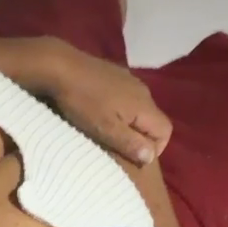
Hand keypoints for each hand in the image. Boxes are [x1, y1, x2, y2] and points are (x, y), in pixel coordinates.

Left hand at [45, 45, 171, 164]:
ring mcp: (130, 81)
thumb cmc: (84, 103)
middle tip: (117, 150)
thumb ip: (130, 143)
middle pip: (153, 122)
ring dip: (129, 127)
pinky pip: (128, 101)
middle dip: (140, 140)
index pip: (166, 131)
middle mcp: (144, 91)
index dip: (154, 149)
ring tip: (108, 135)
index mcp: (145, 104)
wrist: (62, 68)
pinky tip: (101, 116)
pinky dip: (121, 114)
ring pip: (140, 112)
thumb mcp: (106, 129)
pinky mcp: (117, 77)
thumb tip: (150, 158)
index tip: (132, 158)